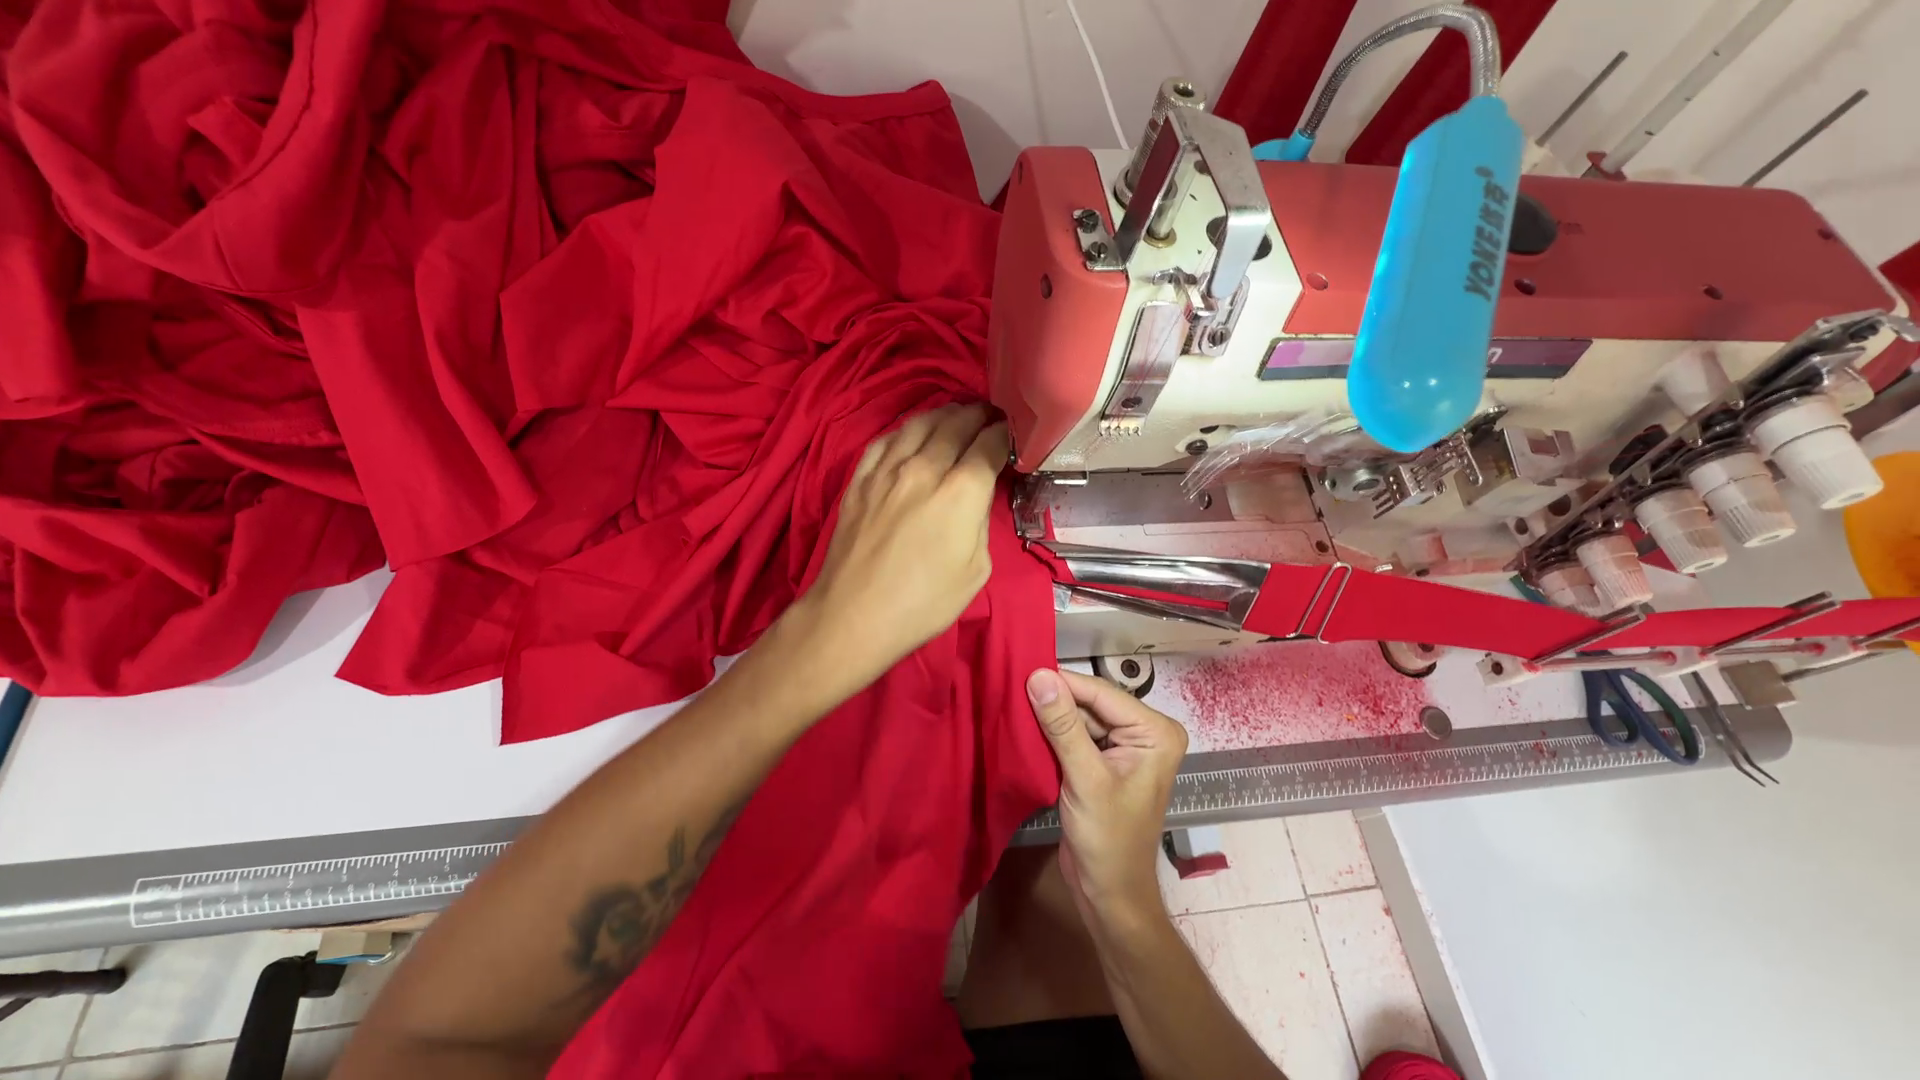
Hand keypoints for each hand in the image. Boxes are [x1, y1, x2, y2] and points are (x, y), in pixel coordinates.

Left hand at [794, 404, 1008, 691]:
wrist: (855, 615)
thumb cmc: (923, 603)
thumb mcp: (976, 570)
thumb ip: (980, 522)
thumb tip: (977, 497)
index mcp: (961, 492)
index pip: (989, 444)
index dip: (1005, 434)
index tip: (1011, 433)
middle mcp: (924, 468)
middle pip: (956, 423)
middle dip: (978, 415)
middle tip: (989, 416)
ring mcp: (887, 470)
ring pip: (920, 423)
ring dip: (944, 414)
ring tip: (957, 415)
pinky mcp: (859, 479)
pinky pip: (885, 439)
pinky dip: (906, 429)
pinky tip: (913, 433)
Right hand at [1027, 668, 1187, 926]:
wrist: (1109, 891)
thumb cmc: (1108, 839)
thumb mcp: (1084, 778)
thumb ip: (1062, 726)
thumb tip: (1038, 676)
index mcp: (1156, 732)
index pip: (1102, 693)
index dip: (1061, 682)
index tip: (1019, 670)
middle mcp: (1146, 732)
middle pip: (1091, 703)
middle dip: (1054, 699)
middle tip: (1010, 686)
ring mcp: (1126, 747)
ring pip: (1080, 718)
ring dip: (1050, 716)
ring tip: (1011, 702)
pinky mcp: (1104, 762)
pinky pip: (1076, 736)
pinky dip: (1052, 734)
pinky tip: (1024, 726)